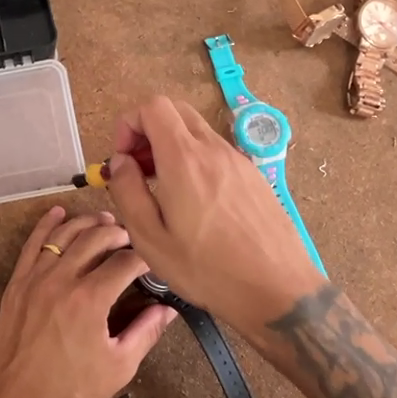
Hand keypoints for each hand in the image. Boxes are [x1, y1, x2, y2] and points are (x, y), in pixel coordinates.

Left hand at [0, 206, 177, 397]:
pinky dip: (46, 226)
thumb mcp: (119, 367)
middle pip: (95, 239)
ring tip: (105, 221)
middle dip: (119, 233)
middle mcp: (60, 280)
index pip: (125, 262)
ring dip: (86, 224)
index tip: (157, 257)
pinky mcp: (15, 286)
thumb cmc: (70, 394)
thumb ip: (145, 332)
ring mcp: (34, 280)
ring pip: (63, 236)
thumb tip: (169, 309)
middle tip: (133, 237)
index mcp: (90, 299)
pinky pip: (31, 246)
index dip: (146, 256)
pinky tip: (58, 213)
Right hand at [106, 95, 326, 325]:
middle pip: (175, 110)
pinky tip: (194, 203)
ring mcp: (238, 161)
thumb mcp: (150, 237)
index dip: (128, 124)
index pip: (152, 107)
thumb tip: (119, 162)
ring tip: (163, 190)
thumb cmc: (207, 269)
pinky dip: (195, 160)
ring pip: (197, 131)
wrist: (277, 290)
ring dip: (171, 147)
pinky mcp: (254, 176)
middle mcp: (213, 149)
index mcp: (184, 159)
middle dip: (148, 130)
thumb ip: (126, 191)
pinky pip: (216, 152)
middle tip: (138, 169)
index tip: (122, 159)